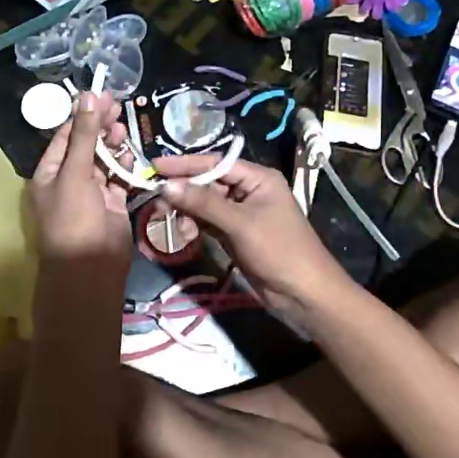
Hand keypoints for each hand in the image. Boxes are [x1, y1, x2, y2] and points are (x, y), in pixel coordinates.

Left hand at [30, 93, 132, 283]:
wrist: (90, 267)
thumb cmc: (74, 217)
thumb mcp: (75, 172)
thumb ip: (84, 135)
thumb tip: (87, 96)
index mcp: (50, 172)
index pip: (66, 135)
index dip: (83, 115)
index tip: (103, 96)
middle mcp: (69, 179)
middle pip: (86, 144)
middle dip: (100, 126)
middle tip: (119, 107)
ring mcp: (91, 192)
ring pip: (104, 160)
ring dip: (113, 144)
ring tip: (123, 130)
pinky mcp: (112, 203)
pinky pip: (118, 177)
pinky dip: (125, 164)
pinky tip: (131, 153)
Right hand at [152, 155, 353, 306]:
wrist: (303, 293)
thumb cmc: (278, 250)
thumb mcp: (240, 223)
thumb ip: (203, 203)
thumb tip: (167, 185)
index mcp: (257, 178)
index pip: (215, 164)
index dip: (185, 164)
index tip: (155, 166)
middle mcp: (249, 191)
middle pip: (207, 183)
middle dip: (183, 192)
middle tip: (157, 202)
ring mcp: (242, 214)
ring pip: (205, 205)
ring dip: (187, 212)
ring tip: (173, 225)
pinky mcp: (235, 235)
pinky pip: (208, 223)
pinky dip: (195, 227)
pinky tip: (185, 236)